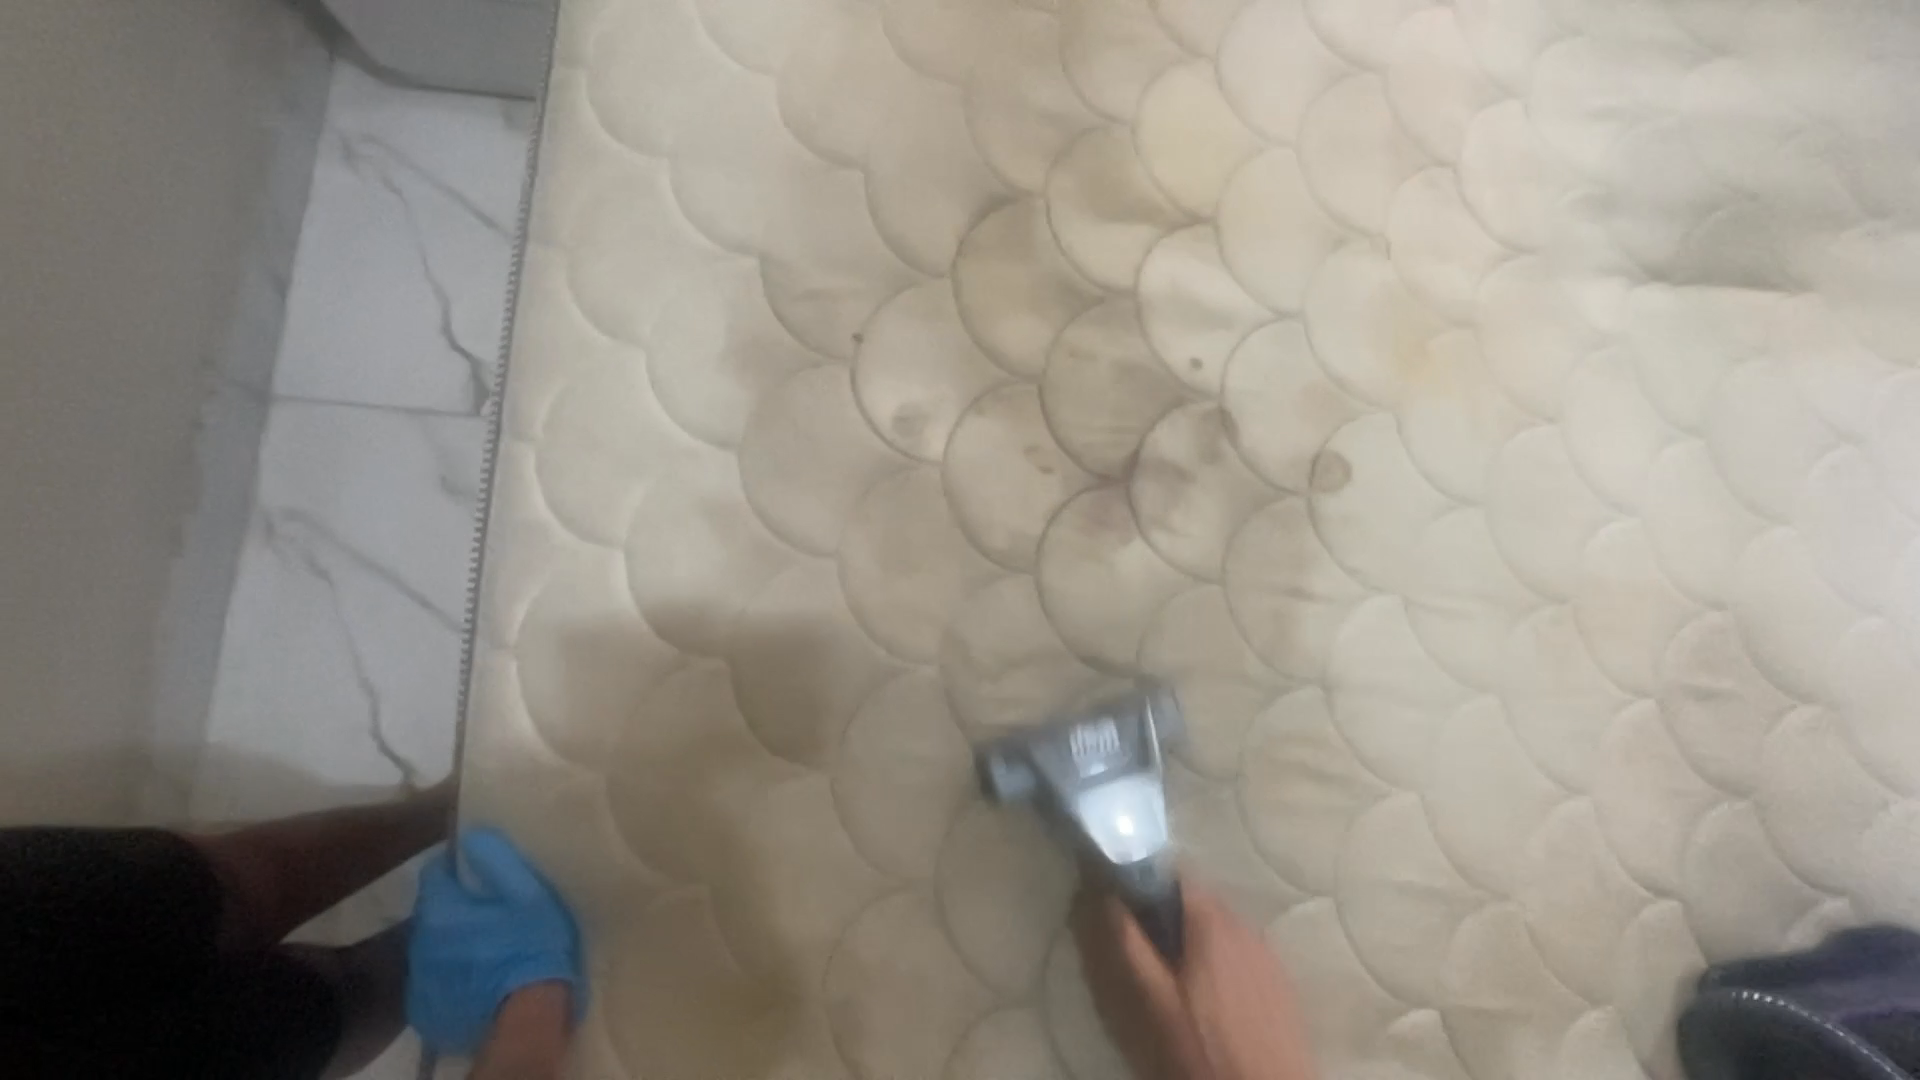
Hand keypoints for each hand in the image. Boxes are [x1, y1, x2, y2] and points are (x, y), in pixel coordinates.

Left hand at [407, 827, 584, 1054]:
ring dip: (454, 939)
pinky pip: (435, 979)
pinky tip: (480, 974)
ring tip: (489, 942)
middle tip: (493, 907)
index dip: (457, 867)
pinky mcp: (424, 1010)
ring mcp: (418, 981)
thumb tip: (474, 835)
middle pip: (435, 910)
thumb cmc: (533, 945)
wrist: (527, 1016)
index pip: (434, 873)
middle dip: (458, 905)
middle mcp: (420, 944)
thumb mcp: (529, 894)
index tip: (481, 869)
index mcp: (442, 911)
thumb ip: (500, 862)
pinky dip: (453, 972)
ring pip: (433, 945)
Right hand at [1073, 882, 1317, 1079]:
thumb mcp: (1153, 998)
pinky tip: (1208, 994)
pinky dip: (1219, 957)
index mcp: (1212, 920)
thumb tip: (1103, 894)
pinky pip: (1239, 949)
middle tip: (1143, 945)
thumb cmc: (1202, 1048)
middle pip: (1196, 897)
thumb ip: (1128, 941)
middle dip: (1166, 912)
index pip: (1173, 871)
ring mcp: (1267, 952)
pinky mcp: (1279, 980)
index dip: (1143, 880)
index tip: (1122, 901)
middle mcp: (1244, 923)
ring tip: (1173, 973)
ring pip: (1218, 924)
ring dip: (1192, 935)